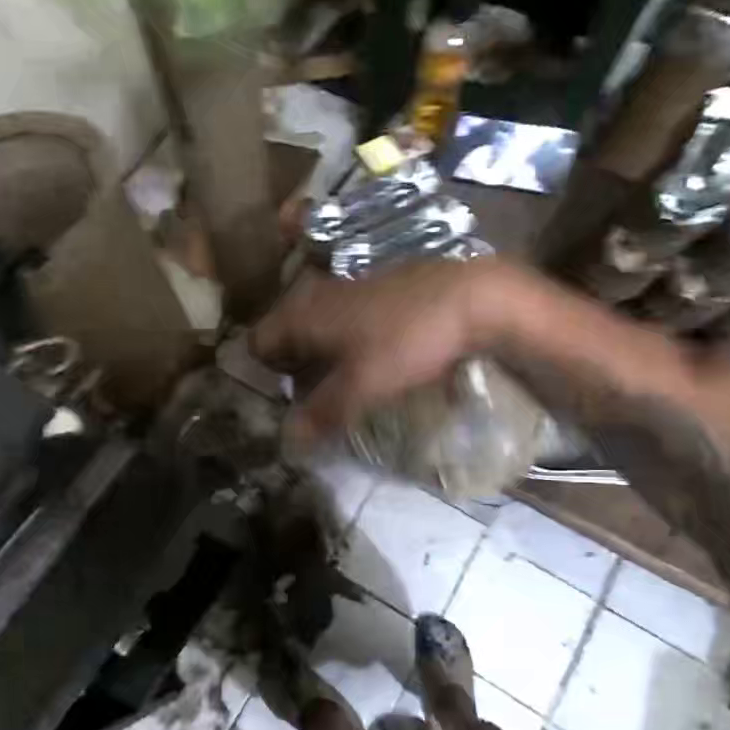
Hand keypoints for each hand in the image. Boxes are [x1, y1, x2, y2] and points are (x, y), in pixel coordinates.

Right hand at [251, 258, 519, 440]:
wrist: (472, 298)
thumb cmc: (406, 342)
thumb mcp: (361, 387)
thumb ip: (321, 414)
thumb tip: (289, 440)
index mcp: (302, 313)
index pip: (258, 344)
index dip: (265, 376)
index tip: (285, 404)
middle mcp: (317, 295)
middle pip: (287, 337)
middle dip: (294, 371)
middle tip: (313, 403)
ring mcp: (348, 289)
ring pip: (318, 329)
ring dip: (323, 359)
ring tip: (344, 390)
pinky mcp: (377, 291)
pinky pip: (346, 322)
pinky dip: (349, 345)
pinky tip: (374, 365)